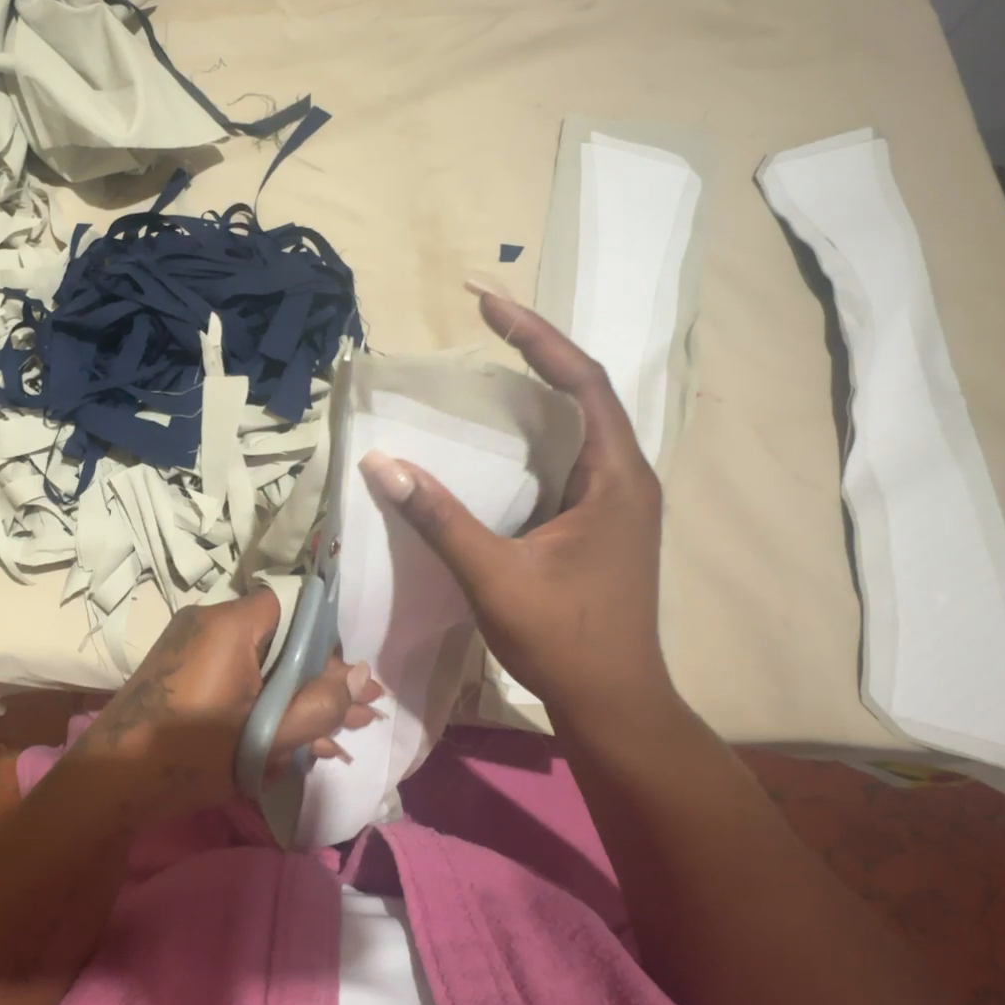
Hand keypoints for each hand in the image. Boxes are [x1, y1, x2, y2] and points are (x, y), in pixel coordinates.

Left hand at [70, 589, 380, 822]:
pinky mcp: (181, 674)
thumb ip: (319, 705)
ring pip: (259, 665)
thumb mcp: (265, 736)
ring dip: (295, 699)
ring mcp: (190, 648)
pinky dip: (262, 703)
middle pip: (278, 640)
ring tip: (342, 736)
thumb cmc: (191, 753)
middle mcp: (207, 624)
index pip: (292, 607)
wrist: (111, 779)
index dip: (326, 641)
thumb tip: (363, 676)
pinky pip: (233, 677)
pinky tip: (297, 742)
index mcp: (229, 625)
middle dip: (320, 681)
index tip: (349, 681)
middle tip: (363, 714)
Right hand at [357, 291, 674, 724]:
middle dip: (534, 352)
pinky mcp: (594, 524)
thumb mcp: (494, 576)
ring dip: (531, 393)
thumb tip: (381, 463)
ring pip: (572, 428)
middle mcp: (622, 479)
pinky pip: (559, 461)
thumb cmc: (564, 638)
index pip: (581, 383)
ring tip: (481, 369)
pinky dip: (526, 438)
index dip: (536, 337)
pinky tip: (489, 444)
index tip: (487, 303)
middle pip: (582, 394)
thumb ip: (439, 517)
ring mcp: (612, 503)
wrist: (613, 701)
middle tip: (480, 323)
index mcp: (615, 478)